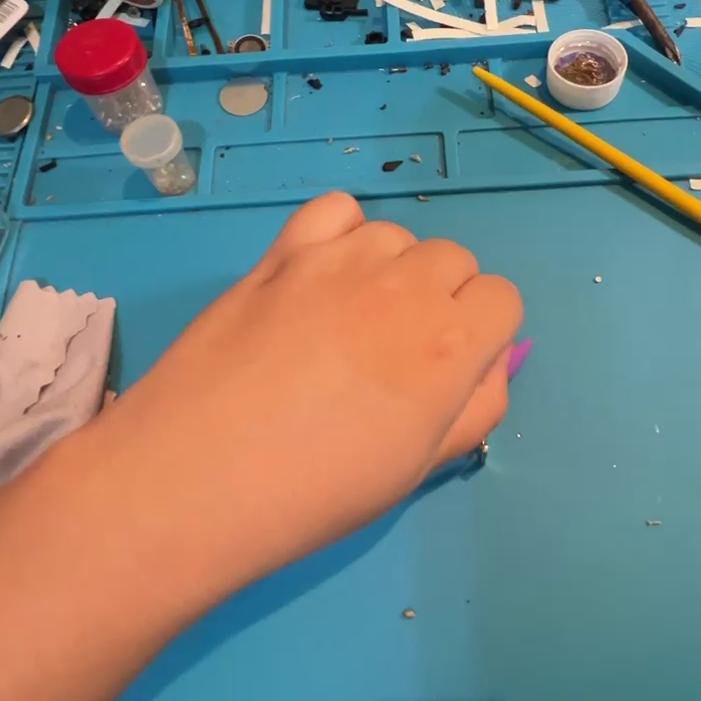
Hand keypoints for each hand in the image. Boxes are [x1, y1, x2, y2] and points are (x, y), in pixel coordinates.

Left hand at [92, 192, 521, 579]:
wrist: (198, 477)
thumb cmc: (317, 490)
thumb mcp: (421, 468)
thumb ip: (477, 406)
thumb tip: (489, 362)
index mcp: (452, 345)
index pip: (502, 298)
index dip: (482, 332)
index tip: (450, 366)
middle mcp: (407, 287)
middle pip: (455, 259)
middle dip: (443, 299)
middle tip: (398, 351)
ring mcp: (341, 260)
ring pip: (398, 236)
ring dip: (391, 269)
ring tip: (351, 318)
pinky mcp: (284, 251)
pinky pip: (337, 210)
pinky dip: (342, 233)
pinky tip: (321, 275)